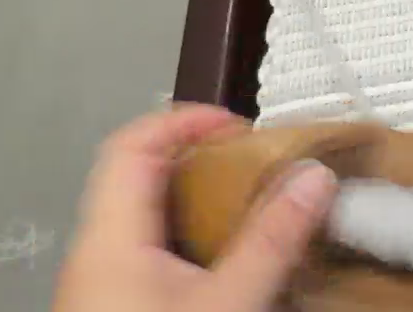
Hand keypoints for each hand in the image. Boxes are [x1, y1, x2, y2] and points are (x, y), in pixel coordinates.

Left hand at [53, 105, 337, 311]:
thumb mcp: (225, 307)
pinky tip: (232, 256)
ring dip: (206, 196)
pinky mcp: (117, 309)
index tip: (241, 128)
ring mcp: (101, 286)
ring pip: (150, 213)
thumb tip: (316, 175)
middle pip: (143, 174)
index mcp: (110, 241)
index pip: (132, 145)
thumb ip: (271, 239)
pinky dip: (197, 231)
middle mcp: (97, 256)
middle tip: (259, 164)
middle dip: (207, 157)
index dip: (186, 120)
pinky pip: (154, 246)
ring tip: (256, 205)